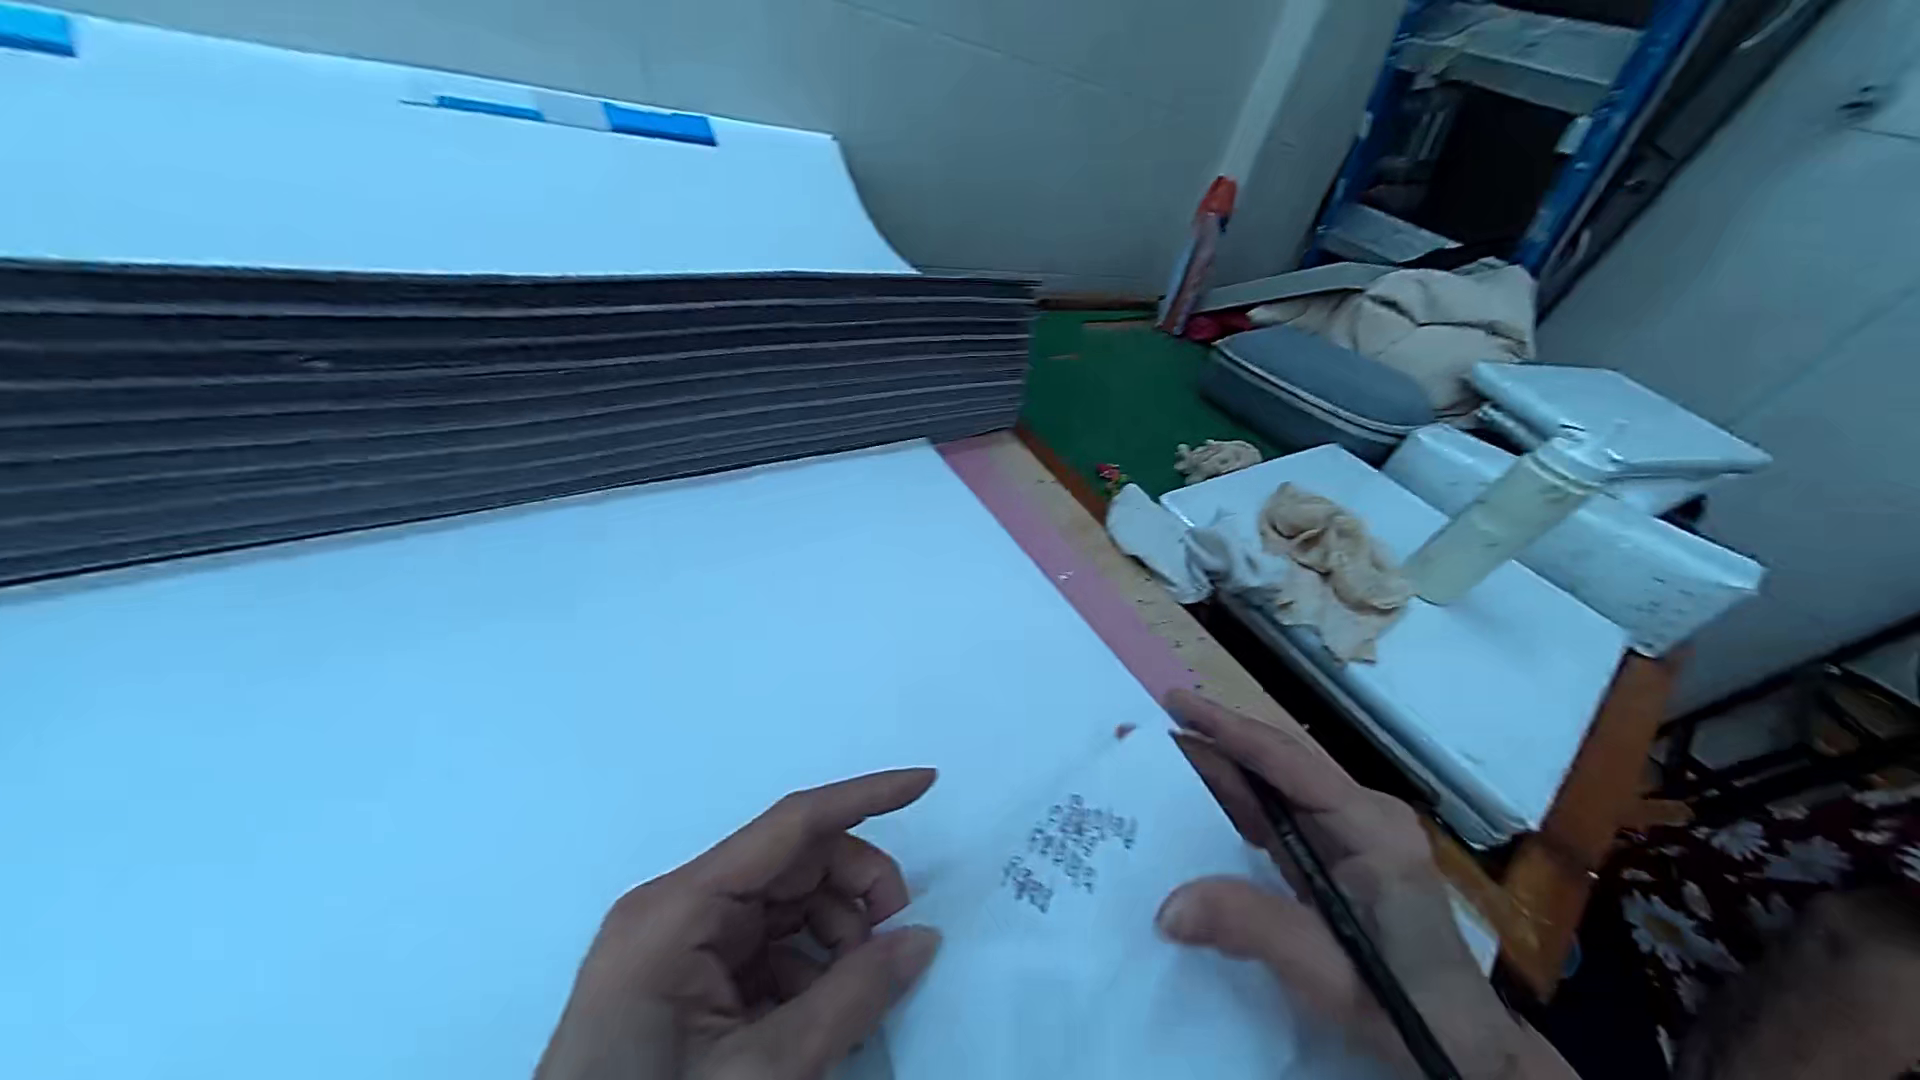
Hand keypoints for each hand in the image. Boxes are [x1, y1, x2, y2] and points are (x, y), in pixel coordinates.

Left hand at [536, 770, 942, 1079]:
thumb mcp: (760, 1074)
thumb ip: (850, 999)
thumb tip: (923, 939)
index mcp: (680, 909)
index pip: (792, 824)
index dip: (866, 797)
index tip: (926, 782)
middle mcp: (680, 908)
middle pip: (795, 864)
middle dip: (857, 889)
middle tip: (895, 940)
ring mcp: (683, 943)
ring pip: (788, 905)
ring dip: (837, 936)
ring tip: (857, 993)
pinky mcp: (690, 978)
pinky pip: (770, 947)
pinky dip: (810, 969)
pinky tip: (823, 1016)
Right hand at [1156, 690, 1574, 1078]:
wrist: (1462, 1051)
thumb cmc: (1409, 1008)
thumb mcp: (1330, 972)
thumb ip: (1252, 928)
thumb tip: (1167, 908)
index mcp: (1371, 826)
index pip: (1288, 761)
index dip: (1228, 728)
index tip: (1175, 702)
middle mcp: (1358, 813)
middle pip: (1273, 764)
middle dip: (1210, 742)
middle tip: (1148, 733)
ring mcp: (1344, 830)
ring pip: (1267, 785)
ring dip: (1213, 769)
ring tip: (1157, 757)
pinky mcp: (1329, 849)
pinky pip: (1269, 814)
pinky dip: (1226, 802)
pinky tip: (1190, 801)